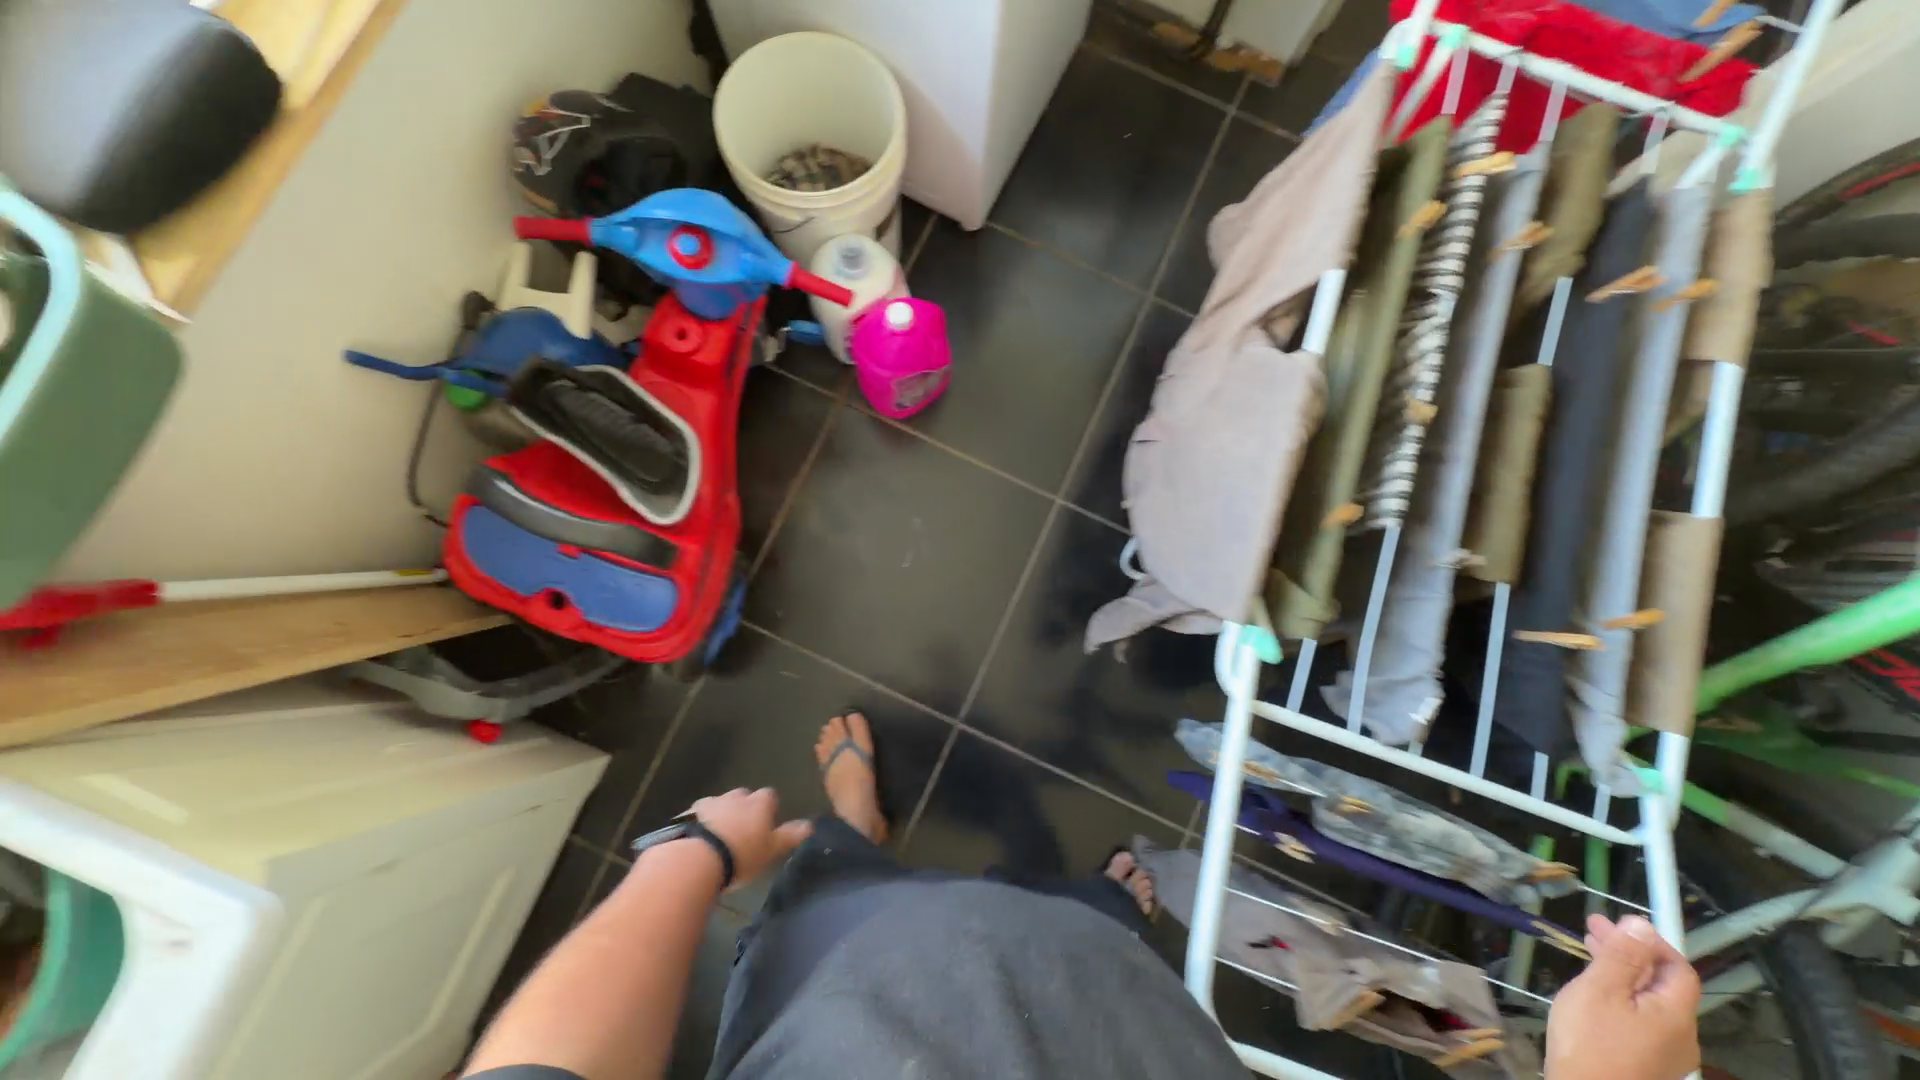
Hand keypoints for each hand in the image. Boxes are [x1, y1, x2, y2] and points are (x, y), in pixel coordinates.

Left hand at [688, 788, 811, 887]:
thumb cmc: (741, 854)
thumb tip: (810, 825)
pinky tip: (698, 842)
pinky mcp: (686, 814)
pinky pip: (697, 816)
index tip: (767, 823)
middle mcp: (735, 796)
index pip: (769, 796)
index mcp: (759, 803)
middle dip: (743, 809)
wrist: (696, 858)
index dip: (769, 808)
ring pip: (718, 805)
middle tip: (741, 832)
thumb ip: (790, 836)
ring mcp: (709, 802)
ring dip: (720, 815)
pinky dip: (700, 824)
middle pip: (743, 797)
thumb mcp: (771, 850)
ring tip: (717, 839)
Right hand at [1547, 914, 1700, 1079]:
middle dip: (1631, 952)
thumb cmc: (1592, 1041)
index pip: (1679, 968)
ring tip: (1589, 951)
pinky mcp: (1647, 1063)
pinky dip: (1621, 994)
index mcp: (1675, 1014)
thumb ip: (1622, 957)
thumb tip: (1642, 924)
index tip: (1616, 922)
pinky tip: (1595, 992)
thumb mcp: (1600, 990)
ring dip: (1623, 971)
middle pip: (1663, 984)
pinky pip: (1641, 1018)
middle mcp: (1681, 1034)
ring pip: (1650, 1001)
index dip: (1652, 941)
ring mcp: (1666, 1053)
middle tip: (1592, 927)